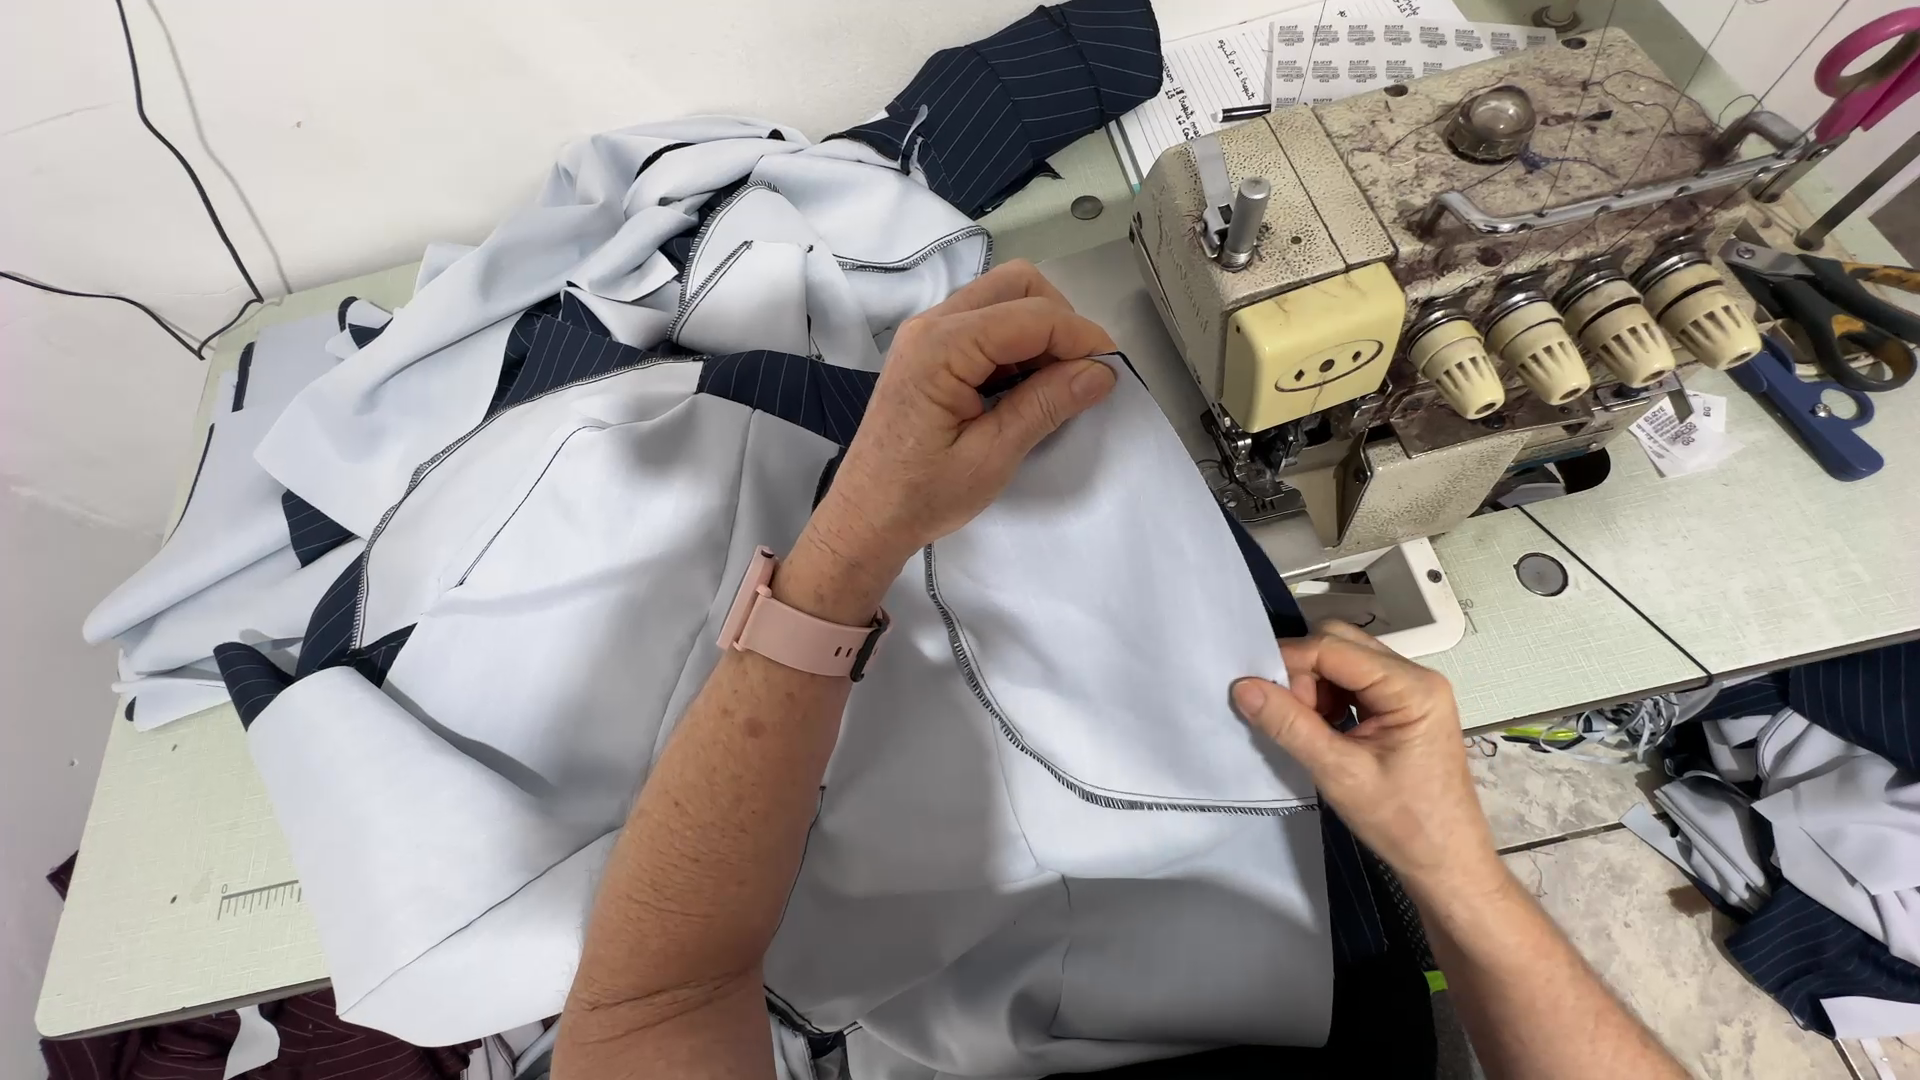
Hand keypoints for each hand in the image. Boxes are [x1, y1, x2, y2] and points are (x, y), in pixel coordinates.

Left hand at [796, 260, 1117, 587]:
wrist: (866, 516)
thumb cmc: (922, 496)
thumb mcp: (991, 457)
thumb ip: (1044, 406)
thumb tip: (1100, 372)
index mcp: (942, 348)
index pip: (1031, 315)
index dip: (1080, 337)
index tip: (1110, 372)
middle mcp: (931, 325)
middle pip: (1016, 286)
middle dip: (1060, 320)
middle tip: (1080, 373)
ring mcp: (925, 335)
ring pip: (1001, 299)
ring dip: (1039, 331)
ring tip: (1055, 385)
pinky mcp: (927, 352)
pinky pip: (983, 325)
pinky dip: (1015, 345)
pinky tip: (1025, 387)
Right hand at [1230, 621, 1502, 900]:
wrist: (1447, 864)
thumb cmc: (1402, 822)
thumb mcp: (1338, 773)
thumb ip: (1289, 725)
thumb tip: (1241, 686)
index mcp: (1411, 687)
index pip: (1331, 647)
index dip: (1288, 663)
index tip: (1257, 693)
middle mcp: (1414, 676)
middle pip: (1337, 643)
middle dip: (1301, 671)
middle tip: (1286, 711)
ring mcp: (1409, 689)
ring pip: (1340, 659)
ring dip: (1311, 685)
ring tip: (1304, 725)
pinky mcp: (1399, 705)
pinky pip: (1349, 680)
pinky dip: (1325, 696)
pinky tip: (1320, 728)